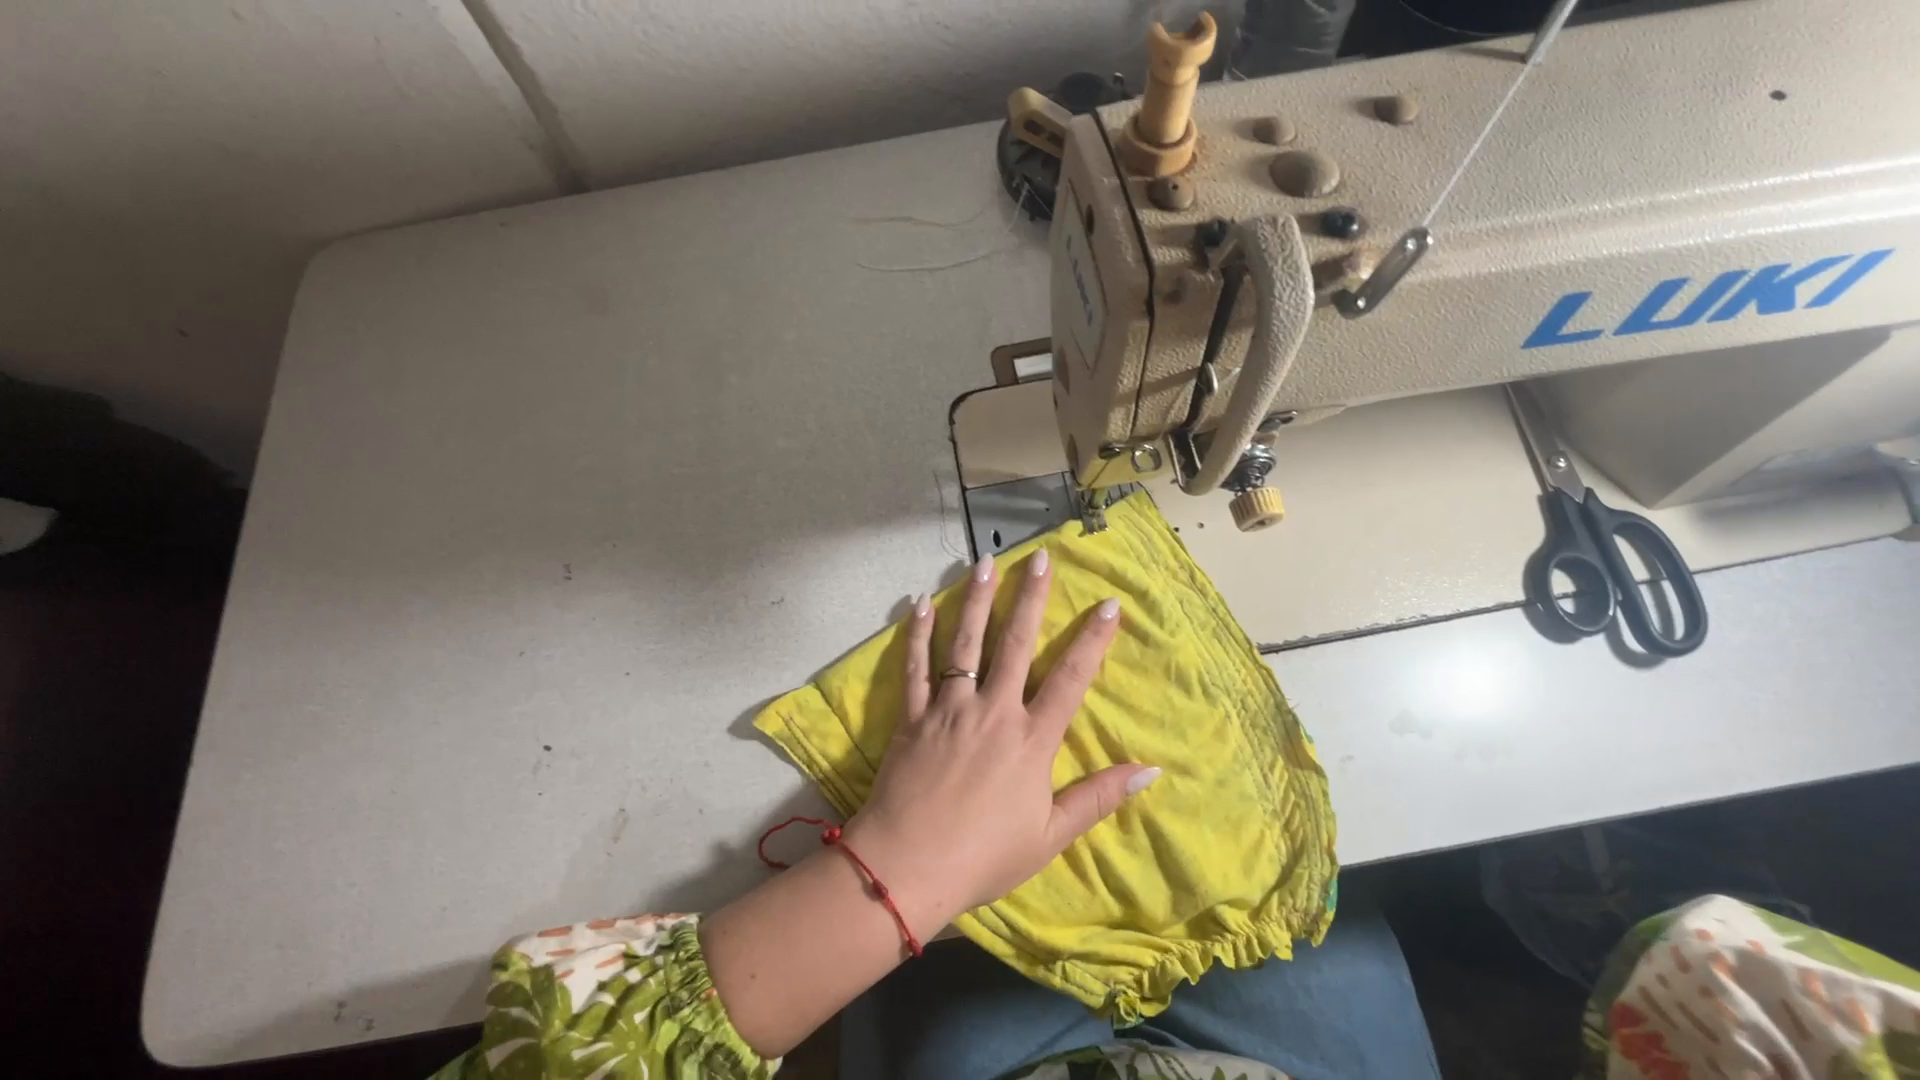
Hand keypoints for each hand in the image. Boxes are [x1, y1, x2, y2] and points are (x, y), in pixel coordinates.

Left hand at [842, 549, 1158, 936]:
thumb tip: (1149, 769)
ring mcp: (949, 709)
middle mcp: (993, 711)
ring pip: (965, 642)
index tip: (1110, 603)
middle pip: (1015, 644)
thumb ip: (1097, 798)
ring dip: (977, 599)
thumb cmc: (983, 857)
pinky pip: (915, 666)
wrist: (906, 866)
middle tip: (1041, 558)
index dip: (1093, 639)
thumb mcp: (1050, 836)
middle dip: (1032, 597)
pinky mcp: (913, 717)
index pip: (1070, 679)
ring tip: (985, 562)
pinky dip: (917, 633)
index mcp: (1031, 740)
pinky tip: (921, 602)